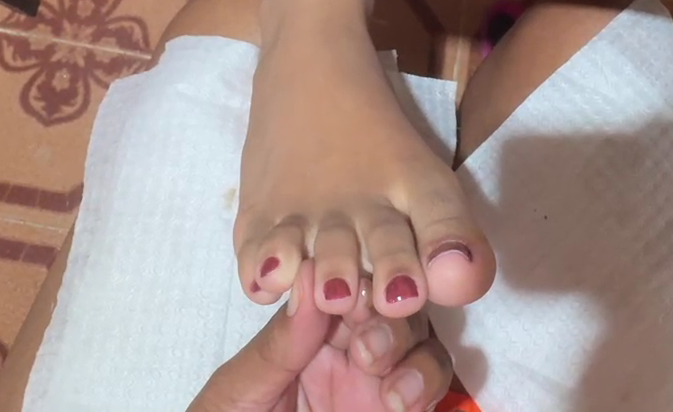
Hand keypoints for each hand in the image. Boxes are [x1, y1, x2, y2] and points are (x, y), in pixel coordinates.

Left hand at [189, 263, 454, 411]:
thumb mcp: (238, 395)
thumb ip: (278, 344)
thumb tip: (310, 273)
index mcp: (306, 333)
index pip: (344, 282)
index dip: (353, 274)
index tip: (346, 290)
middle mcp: (349, 354)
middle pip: (392, 305)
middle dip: (390, 313)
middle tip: (366, 346)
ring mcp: (377, 391)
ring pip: (422, 345)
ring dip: (414, 352)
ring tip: (387, 386)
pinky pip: (434, 393)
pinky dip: (427, 387)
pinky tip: (399, 403)